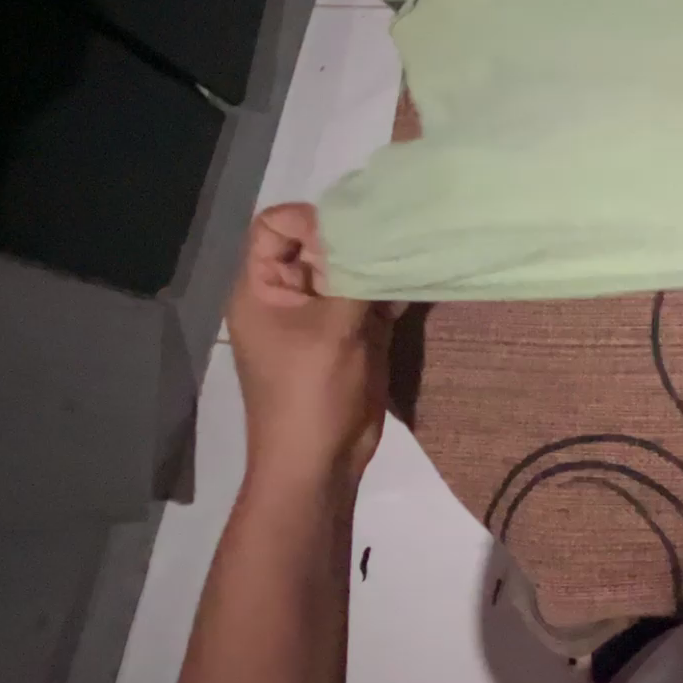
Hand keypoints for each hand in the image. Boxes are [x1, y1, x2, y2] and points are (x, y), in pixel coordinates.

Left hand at [225, 204, 398, 485]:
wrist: (321, 462)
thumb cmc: (312, 394)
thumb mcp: (333, 330)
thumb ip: (357, 276)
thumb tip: (385, 232)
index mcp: (263, 289)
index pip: (276, 226)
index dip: (312, 220)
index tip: (355, 233)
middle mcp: (291, 294)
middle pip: (320, 243)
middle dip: (358, 239)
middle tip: (396, 238)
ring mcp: (325, 314)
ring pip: (352, 269)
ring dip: (382, 263)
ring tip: (414, 255)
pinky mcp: (355, 331)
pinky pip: (374, 295)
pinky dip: (395, 287)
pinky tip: (419, 281)